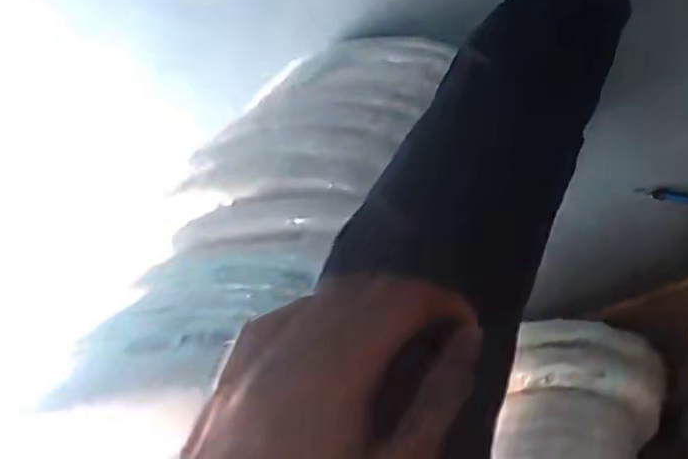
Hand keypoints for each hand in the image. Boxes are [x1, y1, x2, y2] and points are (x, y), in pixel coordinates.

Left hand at [183, 276, 481, 458]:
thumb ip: (438, 398)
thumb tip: (470, 336)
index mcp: (332, 372)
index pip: (404, 297)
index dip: (446, 301)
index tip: (467, 326)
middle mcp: (285, 357)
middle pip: (364, 289)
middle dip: (411, 298)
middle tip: (438, 330)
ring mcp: (243, 374)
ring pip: (321, 299)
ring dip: (366, 303)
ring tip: (390, 335)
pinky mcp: (217, 394)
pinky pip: (275, 323)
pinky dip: (314, 315)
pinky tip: (326, 343)